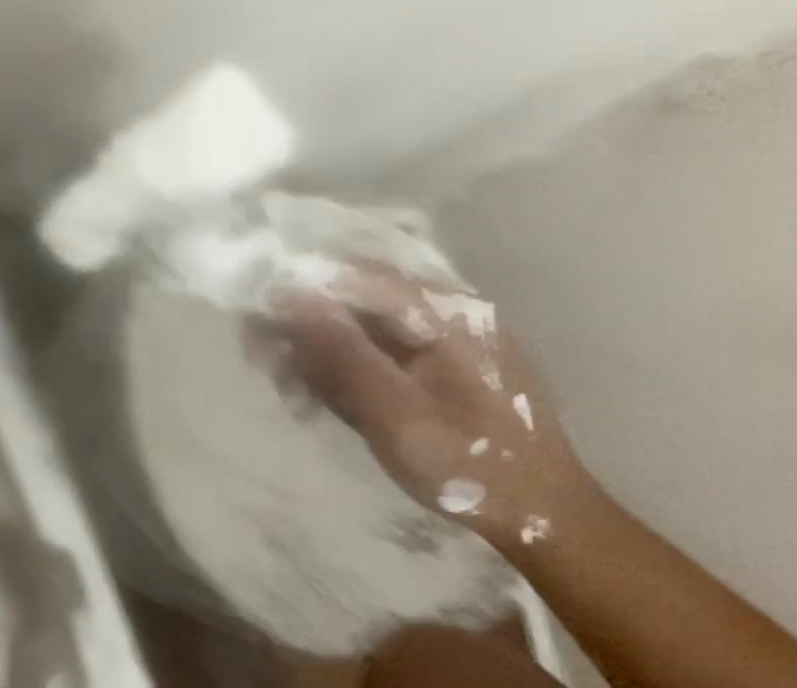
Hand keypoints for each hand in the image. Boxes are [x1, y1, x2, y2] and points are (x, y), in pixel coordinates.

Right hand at [252, 263, 596, 548]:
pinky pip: (364, 347)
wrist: (541, 520)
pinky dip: (331, 367)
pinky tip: (308, 396)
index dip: (300, 286)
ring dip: (308, 348)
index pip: (358, 275)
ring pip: (350, 321)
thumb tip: (286, 295)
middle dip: (298, 322)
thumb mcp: (399, 415)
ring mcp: (434, 338)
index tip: (255, 313)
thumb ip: (343, 353)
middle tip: (259, 357)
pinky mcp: (425, 362)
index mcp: (449, 314)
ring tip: (282, 386)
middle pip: (349, 295)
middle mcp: (441, 312)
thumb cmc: (474, 469)